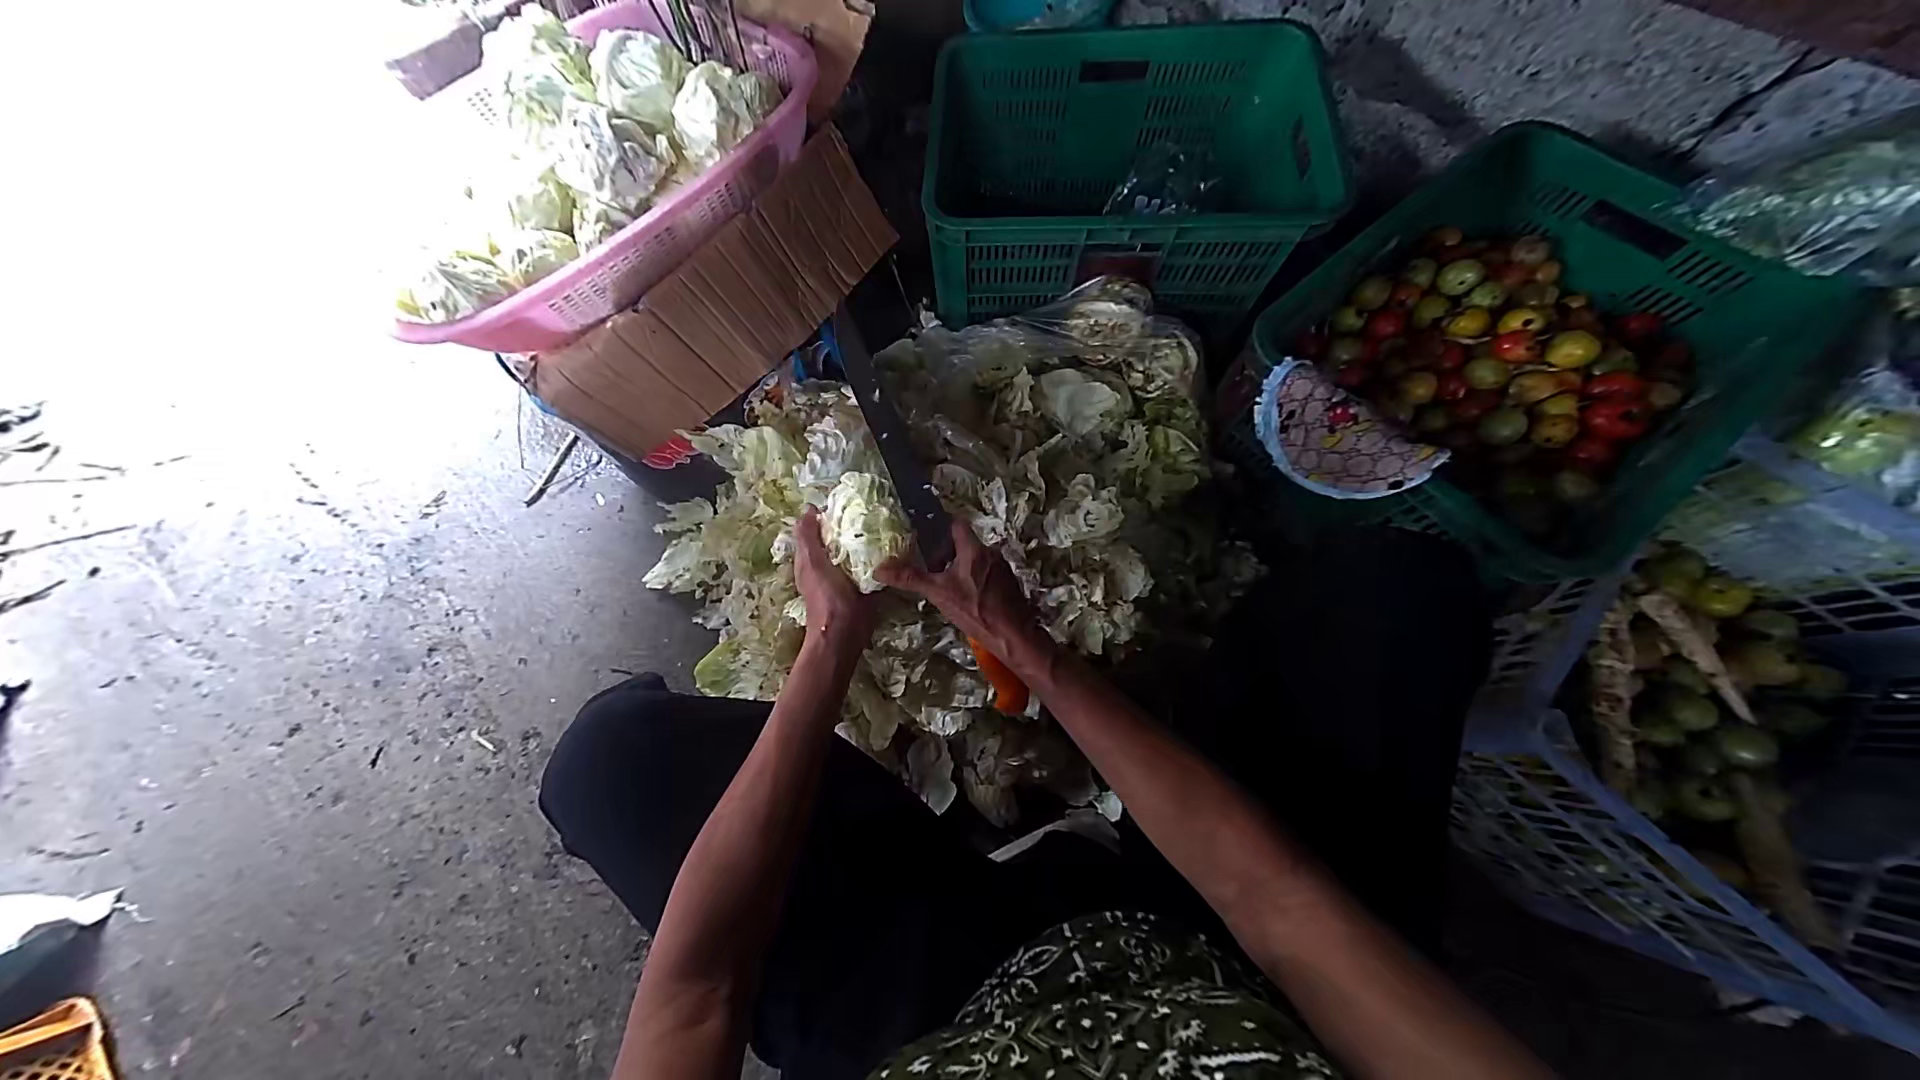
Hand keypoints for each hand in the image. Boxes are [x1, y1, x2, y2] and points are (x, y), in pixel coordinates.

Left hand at [794, 506, 876, 654]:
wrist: (846, 631)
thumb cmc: (826, 596)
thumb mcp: (812, 562)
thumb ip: (808, 537)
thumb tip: (808, 509)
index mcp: (812, 558)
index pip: (820, 529)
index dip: (831, 514)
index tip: (849, 501)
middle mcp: (829, 565)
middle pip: (841, 539)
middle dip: (854, 525)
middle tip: (873, 509)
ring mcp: (848, 576)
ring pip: (858, 551)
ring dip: (868, 540)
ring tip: (886, 523)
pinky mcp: (865, 585)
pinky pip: (872, 565)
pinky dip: (879, 556)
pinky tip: (892, 546)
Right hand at [876, 521, 1051, 672]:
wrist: (1013, 636)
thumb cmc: (976, 611)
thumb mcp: (939, 594)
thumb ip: (911, 578)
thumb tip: (880, 569)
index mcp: (974, 549)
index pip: (956, 523)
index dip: (939, 523)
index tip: (924, 530)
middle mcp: (990, 553)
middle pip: (964, 542)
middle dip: (945, 549)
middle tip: (927, 559)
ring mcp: (1001, 568)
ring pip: (975, 558)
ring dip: (959, 565)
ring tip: (942, 578)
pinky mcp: (1007, 583)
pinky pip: (985, 572)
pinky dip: (972, 577)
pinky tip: (963, 594)